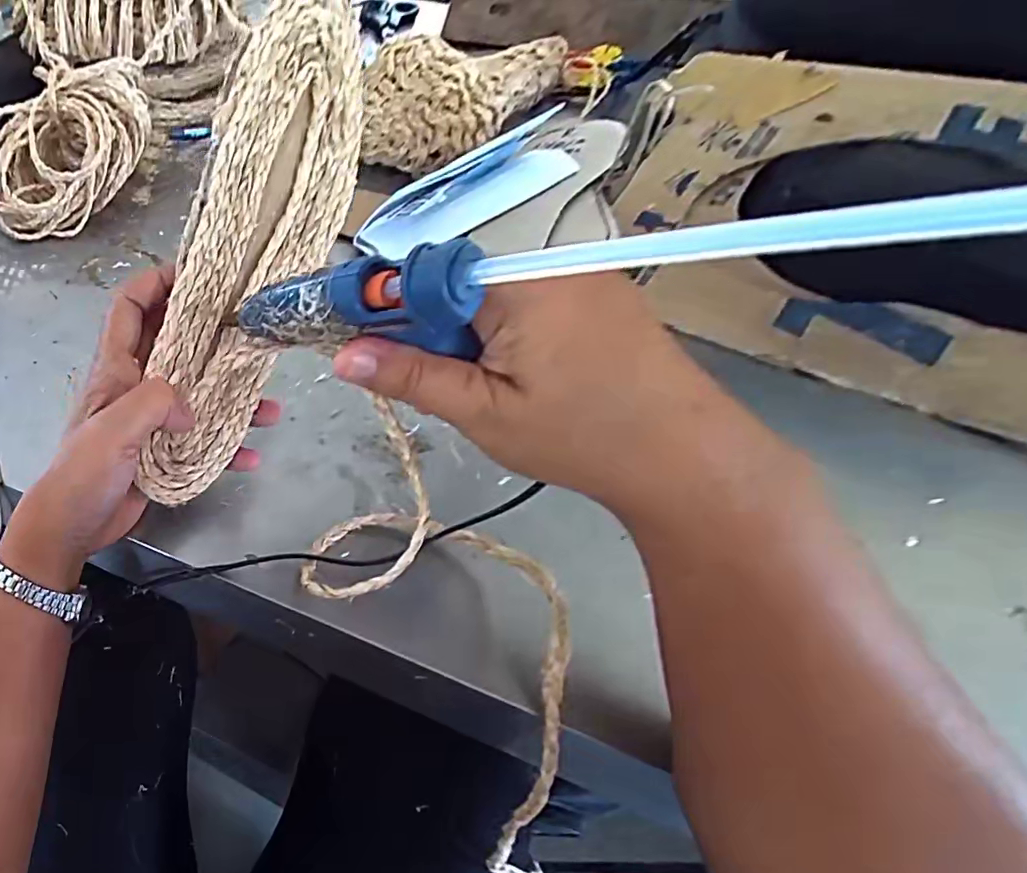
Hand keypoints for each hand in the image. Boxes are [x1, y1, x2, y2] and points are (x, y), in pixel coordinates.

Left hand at [2, 265, 280, 588]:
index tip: (193, 274)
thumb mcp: (114, 428)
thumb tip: (190, 409)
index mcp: (114, 371)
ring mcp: (148, 422)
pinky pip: (199, 442)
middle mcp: (133, 388)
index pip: (128, 308)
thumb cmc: (83, 473)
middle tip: (246, 329)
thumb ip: (154, 402)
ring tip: (266, 403)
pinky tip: (249, 455)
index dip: (155, 283)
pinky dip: (224, 447)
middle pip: (172, 345)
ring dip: (230, 398)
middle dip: (208, 333)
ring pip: (195, 396)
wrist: (73, 526)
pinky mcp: (160, 453)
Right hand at [330, 272, 791, 516]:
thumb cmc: (578, 435)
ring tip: (467, 387)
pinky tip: (500, 375)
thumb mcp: (480, 411)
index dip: (375, 300)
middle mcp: (546, 262)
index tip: (345, 337)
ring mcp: (574, 276)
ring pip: (481, 293)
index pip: (420, 269)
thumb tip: (343, 355)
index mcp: (517, 281)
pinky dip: (488, 333)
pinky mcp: (589, 296)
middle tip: (415, 380)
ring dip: (453, 333)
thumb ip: (410, 376)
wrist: (683, 455)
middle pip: (449, 277)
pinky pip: (515, 301)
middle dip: (417, 324)